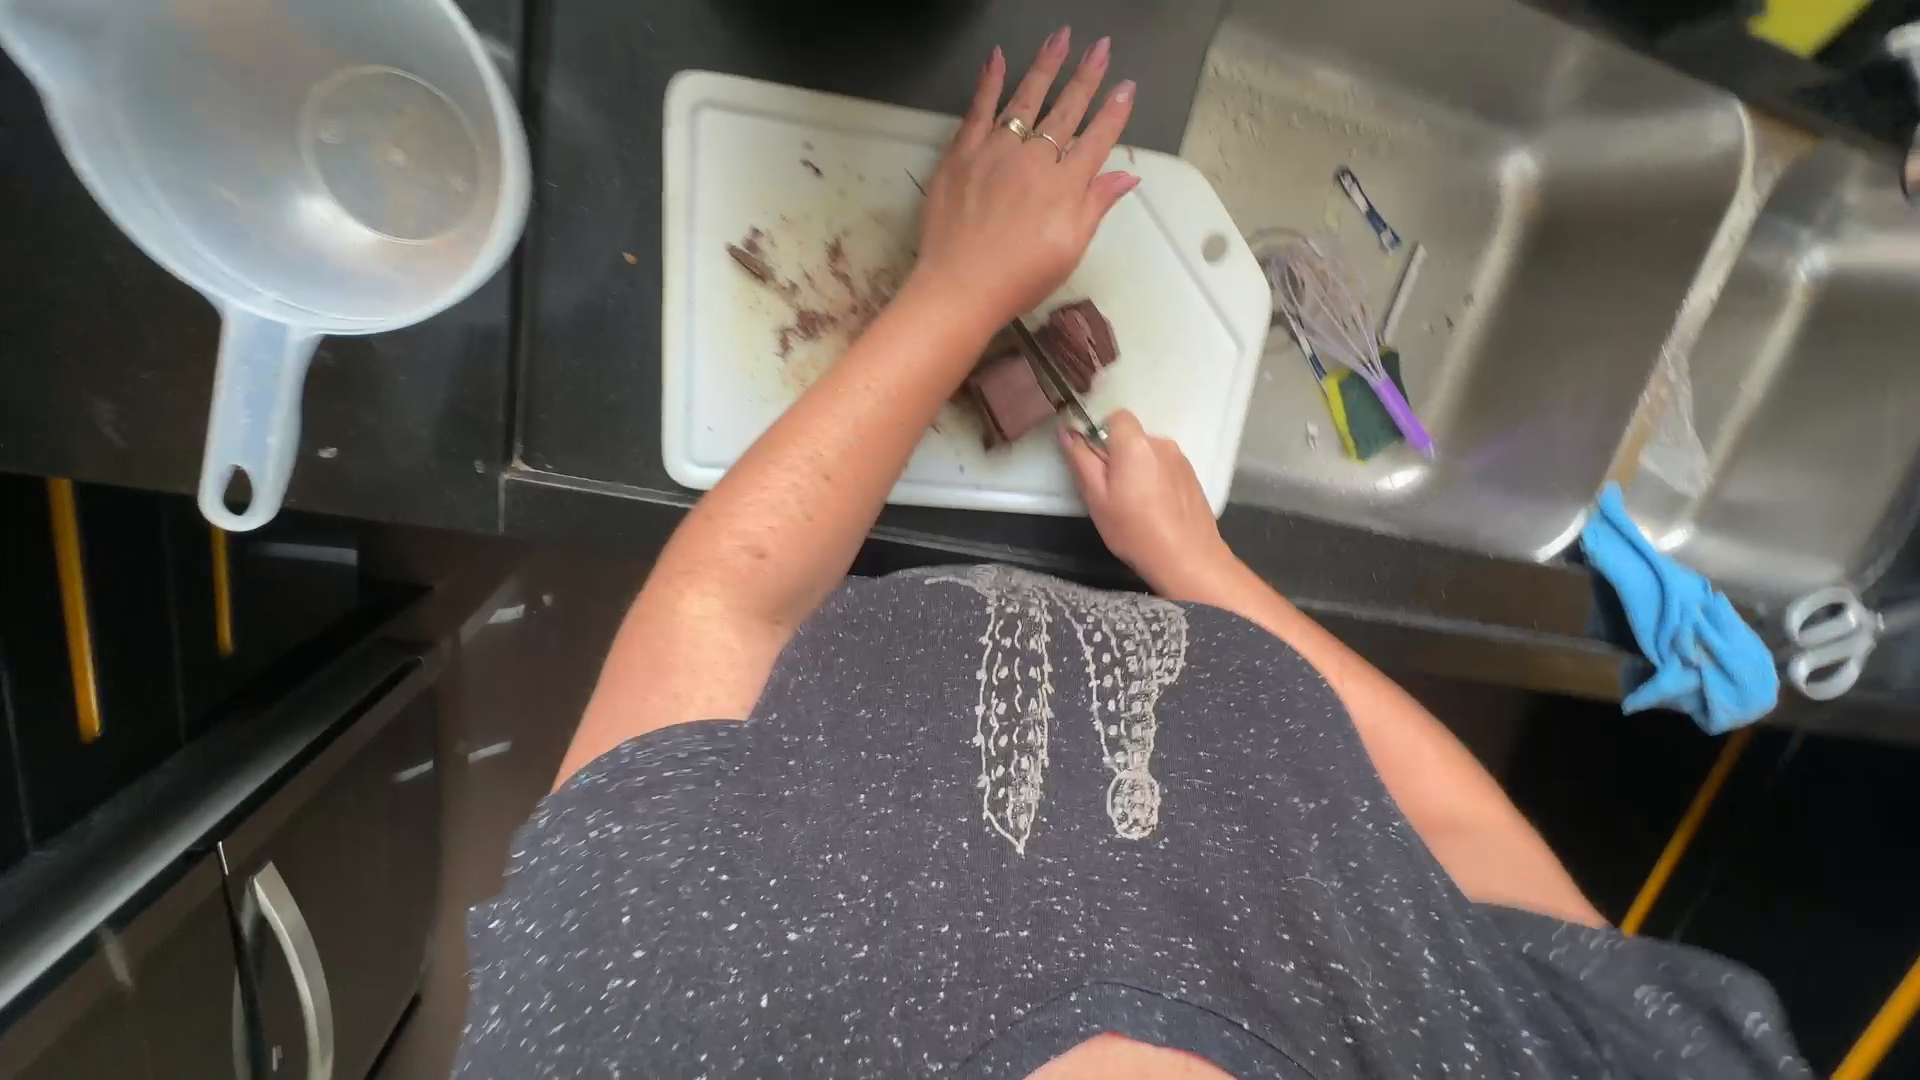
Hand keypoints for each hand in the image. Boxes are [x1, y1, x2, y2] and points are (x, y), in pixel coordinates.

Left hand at [910, 29, 1137, 328]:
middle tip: (1100, 47)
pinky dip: (988, 82)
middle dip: (1086, 77)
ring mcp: (995, 153)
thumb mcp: (1069, 251)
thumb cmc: (1019, 280)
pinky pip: (977, 110)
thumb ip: (1095, 207)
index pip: (1097, 141)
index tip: (1127, 87)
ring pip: (1025, 100)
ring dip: (1045, 66)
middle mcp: (1034, 160)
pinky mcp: (961, 156)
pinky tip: (996, 59)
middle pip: (1065, 112)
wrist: (960, 288)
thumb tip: (1127, 177)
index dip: (1114, 113)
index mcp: (1065, 187)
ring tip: (1061, 38)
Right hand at [1059, 410, 1238, 594]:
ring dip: (1137, 470)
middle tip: (1111, 493)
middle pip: (1132, 437)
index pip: (1115, 416)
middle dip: (1118, 456)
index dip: (1101, 434)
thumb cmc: (1133, 529)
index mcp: (1135, 443)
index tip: (1095, 463)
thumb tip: (1066, 431)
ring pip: (1148, 455)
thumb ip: (1080, 459)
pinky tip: (1154, 511)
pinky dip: (1155, 482)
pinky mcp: (1192, 477)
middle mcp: (1161, 443)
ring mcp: (1181, 460)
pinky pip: (1164, 469)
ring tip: (1134, 506)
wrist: (1187, 558)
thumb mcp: (1096, 496)